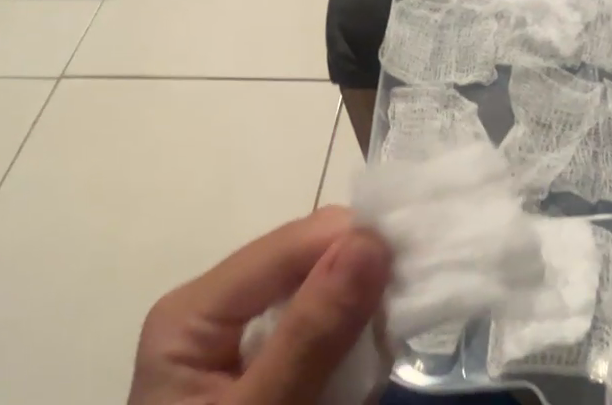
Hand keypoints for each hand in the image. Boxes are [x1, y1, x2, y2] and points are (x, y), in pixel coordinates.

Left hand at [129, 207, 392, 404]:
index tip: (417, 271)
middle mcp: (217, 307)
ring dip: (364, 315)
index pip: (296, 241)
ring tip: (382, 354)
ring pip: (326, 289)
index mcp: (194, 310)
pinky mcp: (268, 362)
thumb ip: (311, 333)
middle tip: (401, 323)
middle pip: (311, 259)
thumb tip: (372, 238)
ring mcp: (242, 336)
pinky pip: (326, 326)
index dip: (359, 242)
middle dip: (362, 281)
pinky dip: (354, 343)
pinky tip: (362, 373)